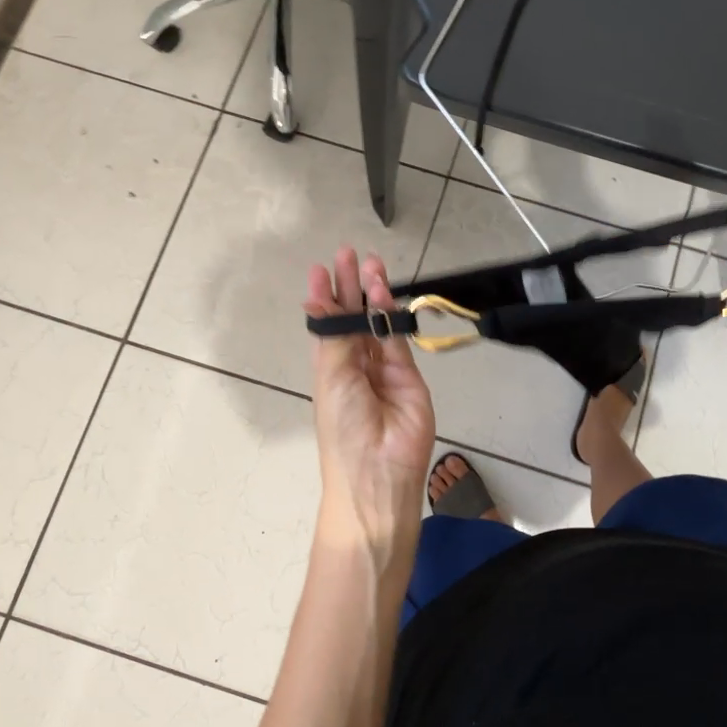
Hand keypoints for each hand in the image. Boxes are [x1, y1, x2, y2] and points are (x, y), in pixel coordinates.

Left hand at [304, 248, 435, 548]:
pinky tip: (382, 290)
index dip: (324, 298)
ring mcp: (384, 369)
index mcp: (329, 370)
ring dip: (372, 293)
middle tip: (348, 254)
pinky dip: (390, 313)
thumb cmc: (343, 429)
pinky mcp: (409, 373)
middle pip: (352, 318)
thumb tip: (317, 300)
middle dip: (350, 287)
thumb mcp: (332, 380)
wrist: (378, 472)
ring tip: (369, 263)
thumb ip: (334, 337)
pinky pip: (397, 337)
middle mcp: (355, 365)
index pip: (326, 326)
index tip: (320, 270)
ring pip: (376, 322)